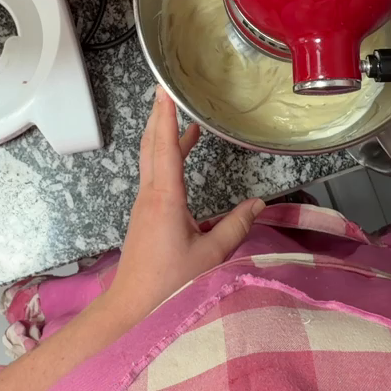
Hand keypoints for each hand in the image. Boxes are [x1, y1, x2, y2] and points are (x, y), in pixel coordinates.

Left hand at [103, 88, 264, 320]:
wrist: (132, 304)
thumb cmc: (170, 283)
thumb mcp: (210, 256)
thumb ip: (236, 227)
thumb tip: (259, 204)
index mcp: (165, 198)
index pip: (164, 146)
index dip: (166, 114)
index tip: (165, 87)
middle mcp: (151, 193)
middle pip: (152, 143)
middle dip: (159, 113)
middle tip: (168, 86)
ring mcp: (146, 201)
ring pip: (151, 156)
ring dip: (163, 131)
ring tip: (182, 112)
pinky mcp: (147, 211)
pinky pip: (155, 171)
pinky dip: (166, 152)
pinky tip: (182, 151)